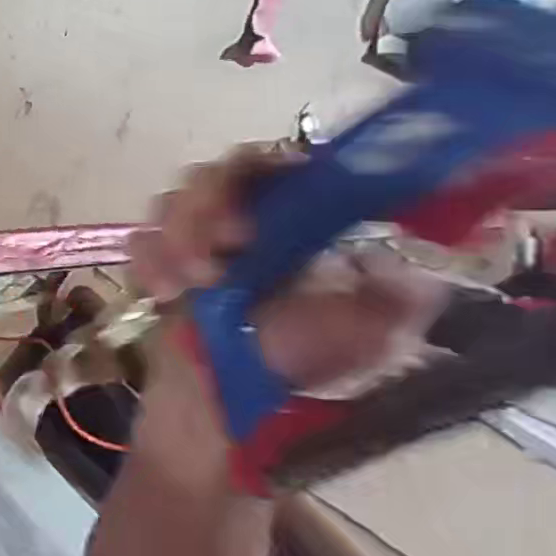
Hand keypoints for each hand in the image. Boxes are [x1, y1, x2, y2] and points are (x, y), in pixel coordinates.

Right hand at [130, 142, 444, 391]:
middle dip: (203, 209)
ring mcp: (192, 230)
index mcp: (295, 213)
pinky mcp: (155, 254)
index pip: (274, 161)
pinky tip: (165, 294)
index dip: (259, 174)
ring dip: (176, 239)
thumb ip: (399, 292)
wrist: (228, 394)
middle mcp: (240, 210)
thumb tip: (414, 256)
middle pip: (211, 174)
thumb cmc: (300, 357)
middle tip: (214, 256)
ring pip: (169, 202)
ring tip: (188, 286)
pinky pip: (141, 239)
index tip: (253, 222)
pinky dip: (148, 262)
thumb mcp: (371, 330)